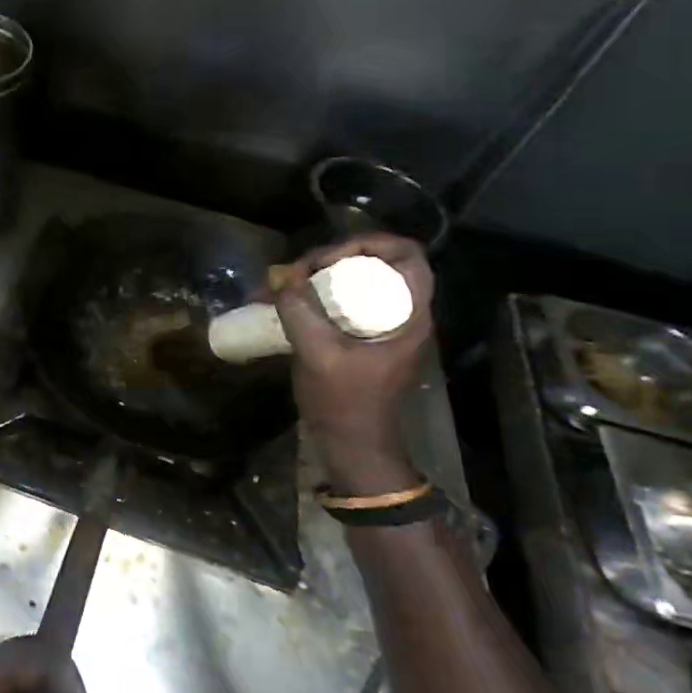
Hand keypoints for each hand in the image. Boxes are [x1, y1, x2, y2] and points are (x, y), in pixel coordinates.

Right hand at [271, 232, 433, 494]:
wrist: (352, 448)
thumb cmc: (345, 403)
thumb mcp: (319, 354)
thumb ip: (299, 312)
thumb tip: (281, 276)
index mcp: (410, 315)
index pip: (407, 255)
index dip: (369, 243)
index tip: (326, 258)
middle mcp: (402, 314)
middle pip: (375, 262)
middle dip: (331, 257)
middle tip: (295, 271)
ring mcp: (382, 326)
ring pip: (355, 280)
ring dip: (317, 275)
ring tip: (281, 285)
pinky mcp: (361, 337)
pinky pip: (341, 300)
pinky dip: (314, 294)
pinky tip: (282, 301)